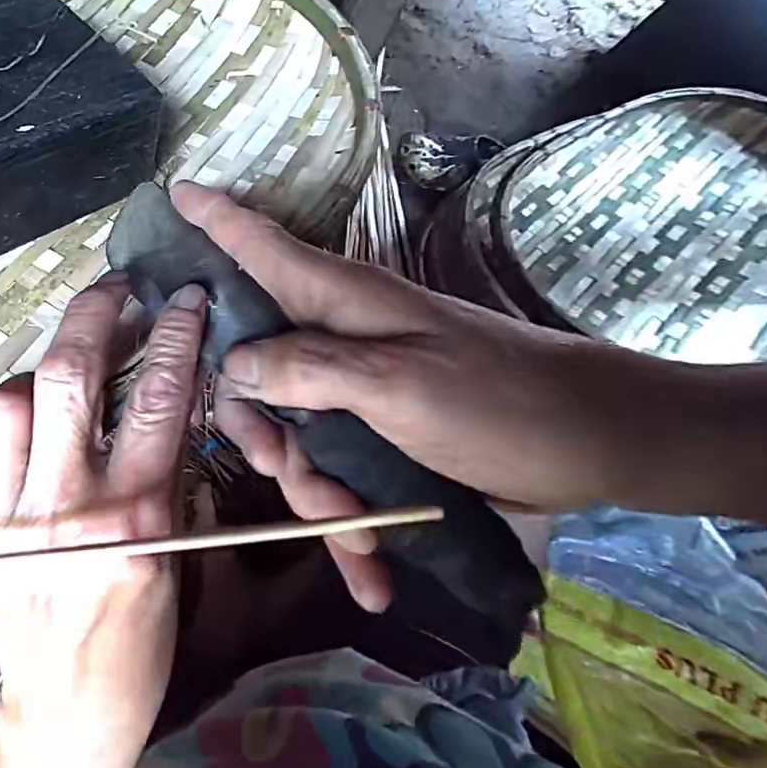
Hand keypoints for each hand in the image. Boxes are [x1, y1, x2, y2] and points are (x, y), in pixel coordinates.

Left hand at [0, 275, 207, 767]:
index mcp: (133, 515)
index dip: (175, 332)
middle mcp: (61, 514)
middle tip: (111, 290)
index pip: (160, 396)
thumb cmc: (141, 620)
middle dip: (93, 313)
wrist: (72, 708)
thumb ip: (168, 460)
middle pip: (67, 378)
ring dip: (27, 387)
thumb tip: (168, 379)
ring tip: (44, 401)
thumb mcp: (176, 539)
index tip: (183, 296)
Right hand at [175, 183, 679, 581]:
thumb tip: (232, 361)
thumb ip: (311, 368)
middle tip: (291, 470)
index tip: (178, 191)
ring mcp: (361, 386)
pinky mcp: (383, 431)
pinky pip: (341, 474)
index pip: (264, 247)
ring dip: (317, 494)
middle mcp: (342, 336)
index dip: (218, 220)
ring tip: (360, 535)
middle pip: (257, 368)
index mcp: (342, 302)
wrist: (588, 442)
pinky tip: (373, 576)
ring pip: (295, 433)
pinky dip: (353, 526)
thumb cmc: (498, 399)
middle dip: (265, 431)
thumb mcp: (399, 384)